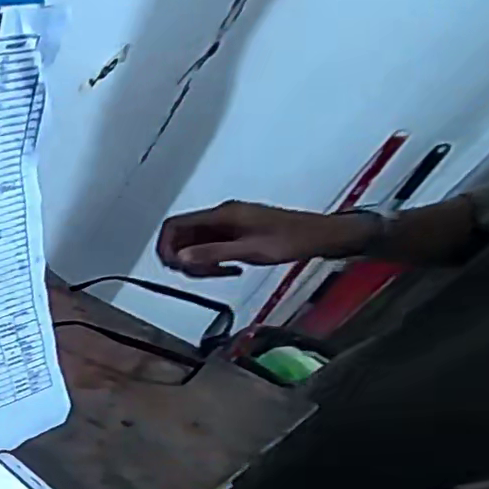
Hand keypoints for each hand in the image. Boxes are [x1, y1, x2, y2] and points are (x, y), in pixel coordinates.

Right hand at [157, 201, 376, 277]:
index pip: (174, 226)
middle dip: (183, 259)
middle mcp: (219, 217)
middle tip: (201, 273)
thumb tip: (180, 258)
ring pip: (192, 245)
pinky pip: (206, 248)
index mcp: (222, 215)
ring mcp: (225, 225)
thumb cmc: (292, 240)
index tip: (174, 266)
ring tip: (218, 272)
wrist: (323, 236)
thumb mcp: (251, 250)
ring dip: (196, 263)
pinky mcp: (231, 234)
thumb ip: (213, 253)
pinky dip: (208, 262)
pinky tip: (226, 269)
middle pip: (180, 238)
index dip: (165, 246)